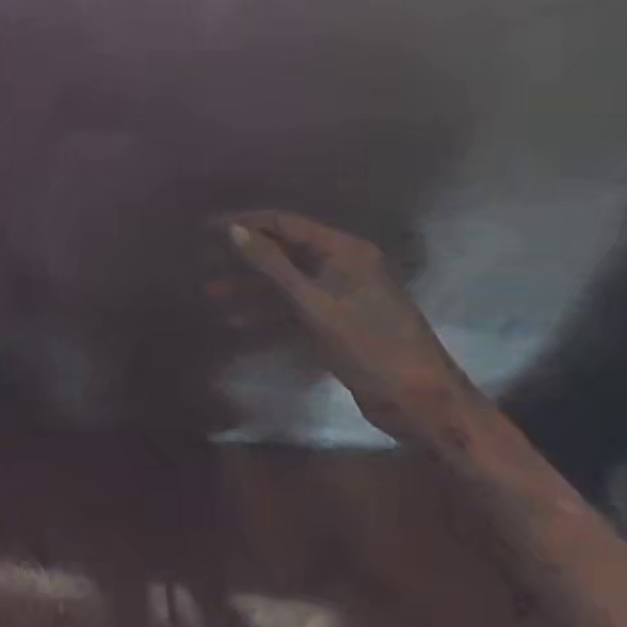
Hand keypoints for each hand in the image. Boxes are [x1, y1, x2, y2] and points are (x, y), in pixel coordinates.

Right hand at [220, 210, 474, 439]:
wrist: (420, 403)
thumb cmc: (368, 346)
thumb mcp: (313, 304)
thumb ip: (272, 265)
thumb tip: (234, 230)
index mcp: (345, 251)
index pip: (286, 223)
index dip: (246, 223)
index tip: (208, 229)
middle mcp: (344, 265)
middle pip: (285, 250)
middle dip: (245, 257)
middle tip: (205, 261)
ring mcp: (342, 293)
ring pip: (287, 281)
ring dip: (251, 287)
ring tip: (213, 294)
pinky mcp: (340, 320)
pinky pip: (296, 306)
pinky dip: (269, 311)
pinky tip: (240, 323)